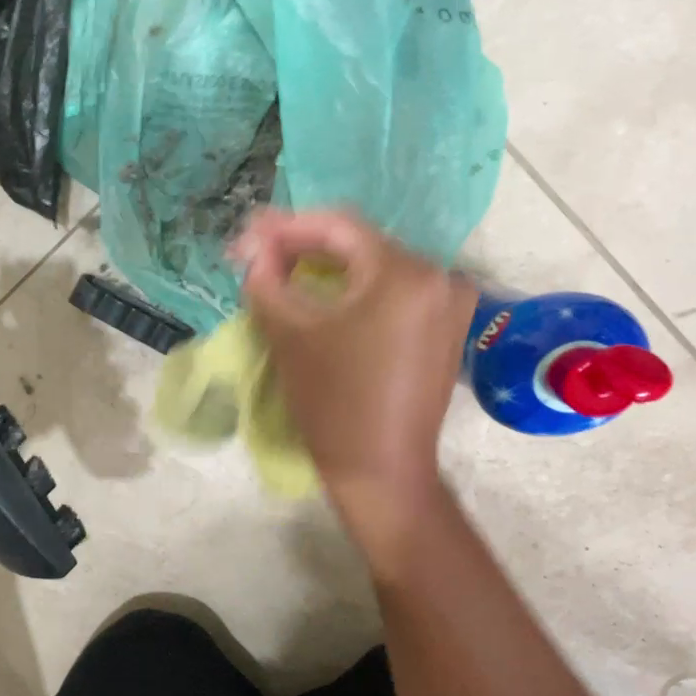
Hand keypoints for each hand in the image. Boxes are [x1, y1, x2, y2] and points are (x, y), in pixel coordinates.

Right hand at [231, 209, 474, 552]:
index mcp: (404, 273)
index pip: (338, 227)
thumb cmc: (332, 402)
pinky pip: (392, 293)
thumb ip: (267, 280)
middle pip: (360, 245)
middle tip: (257, 256)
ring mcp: (450, 303)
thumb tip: (255, 250)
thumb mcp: (289, 335)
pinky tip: (321, 300)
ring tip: (282, 276)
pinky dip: (354, 292)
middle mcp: (439, 275)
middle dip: (305, 248)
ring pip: (375, 268)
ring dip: (328, 269)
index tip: (245, 238)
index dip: (285, 227)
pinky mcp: (446, 328)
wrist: (381, 468)